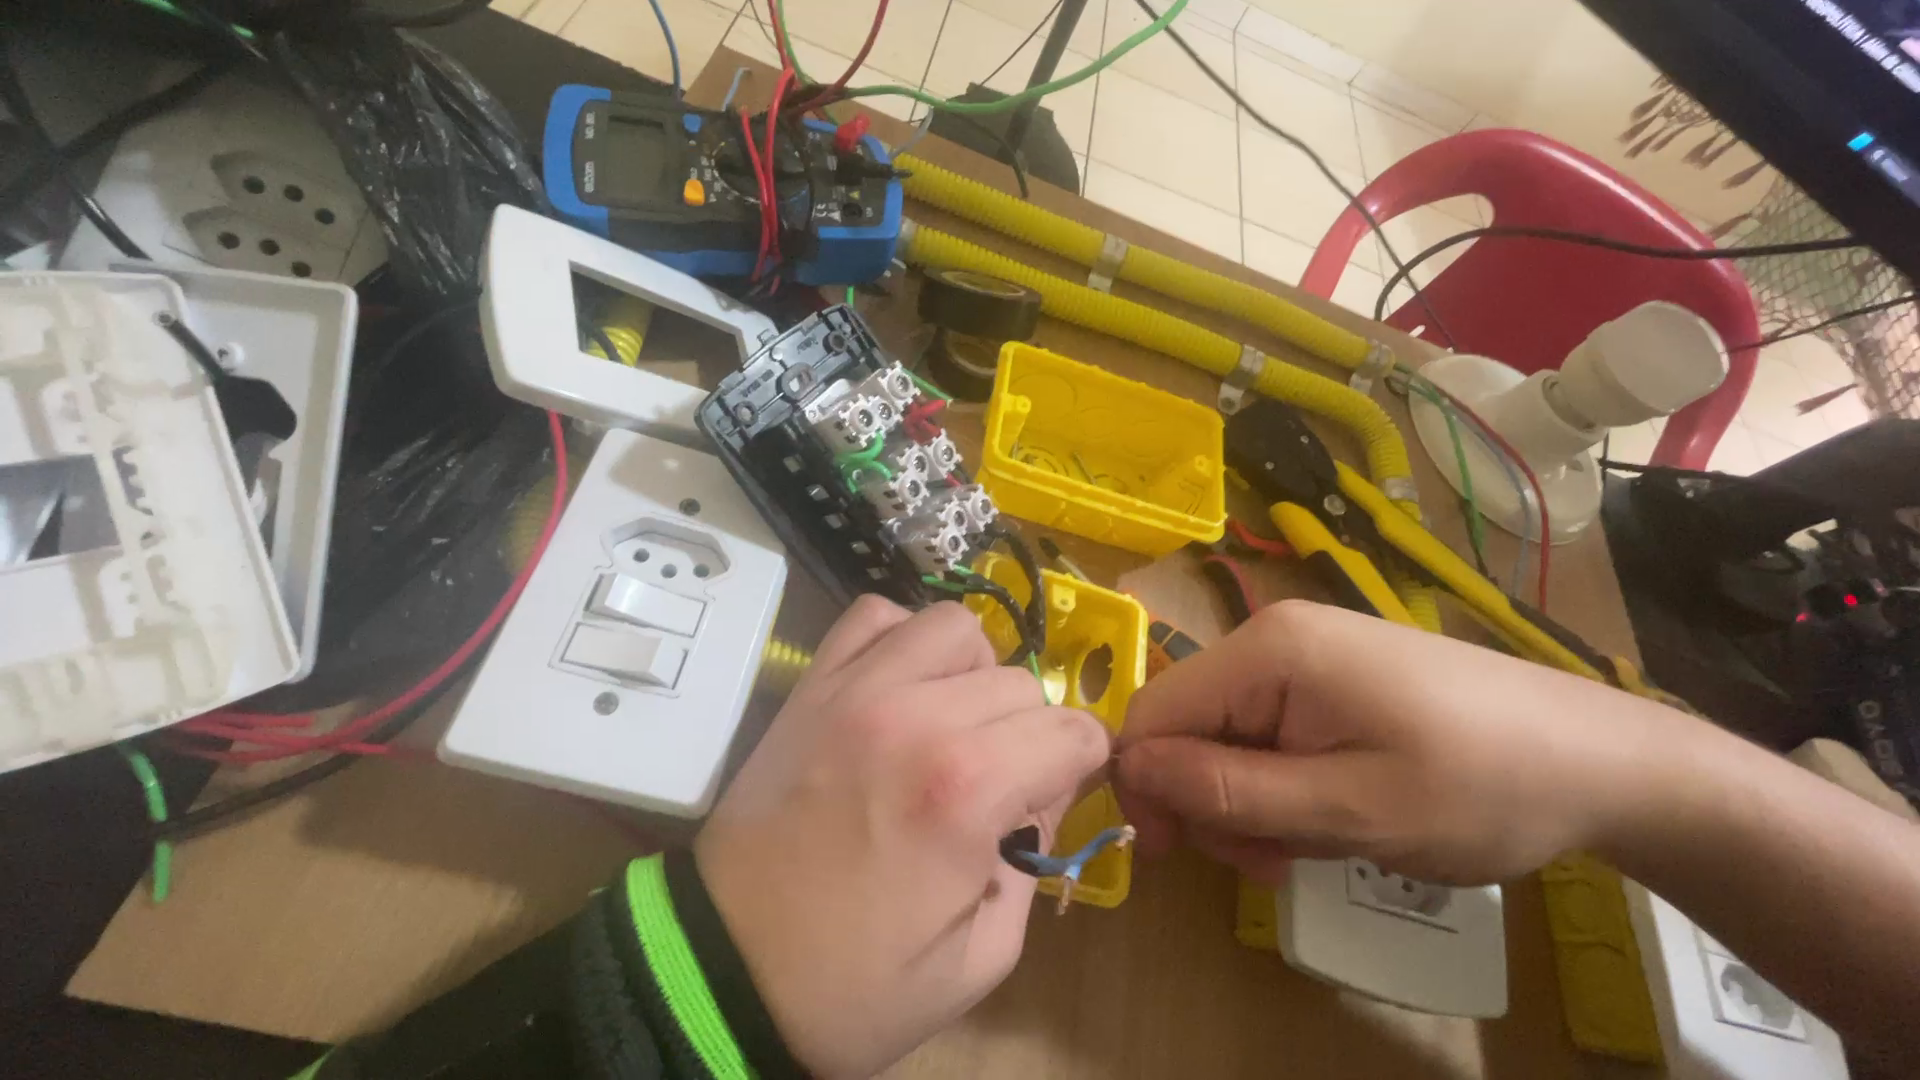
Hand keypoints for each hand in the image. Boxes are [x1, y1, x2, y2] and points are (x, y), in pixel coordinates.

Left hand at [695, 596, 1110, 1078]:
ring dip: (973, 671)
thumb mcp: (980, 956)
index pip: (1073, 732)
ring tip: (953, 720)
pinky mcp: (812, 685)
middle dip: (1030, 733)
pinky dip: (902, 638)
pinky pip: (874, 616)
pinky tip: (901, 685)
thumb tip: (1043, 790)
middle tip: (1000, 781)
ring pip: (955, 627)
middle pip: (1020, 683)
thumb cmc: (854, 982)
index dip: (1083, 764)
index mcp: (965, 790)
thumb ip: (1034, 861)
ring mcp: (856, 689)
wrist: (726, 968)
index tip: (1059, 791)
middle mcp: (916, 717)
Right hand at [1115, 600, 1678, 885]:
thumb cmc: (1480, 787)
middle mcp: (1272, 636)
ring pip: (1225, 734)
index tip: (1174, 858)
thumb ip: (1229, 790)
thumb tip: (1132, 773)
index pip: (1154, 711)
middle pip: (1187, 723)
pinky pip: (1266, 730)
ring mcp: (1303, 652)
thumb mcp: (1348, 808)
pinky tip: (1326, 814)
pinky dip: (1279, 783)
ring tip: (1309, 846)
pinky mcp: (1329, 674)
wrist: (1605, 761)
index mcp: (1268, 650)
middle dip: (1208, 800)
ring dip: (1247, 800)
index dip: (1146, 785)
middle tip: (1268, 863)